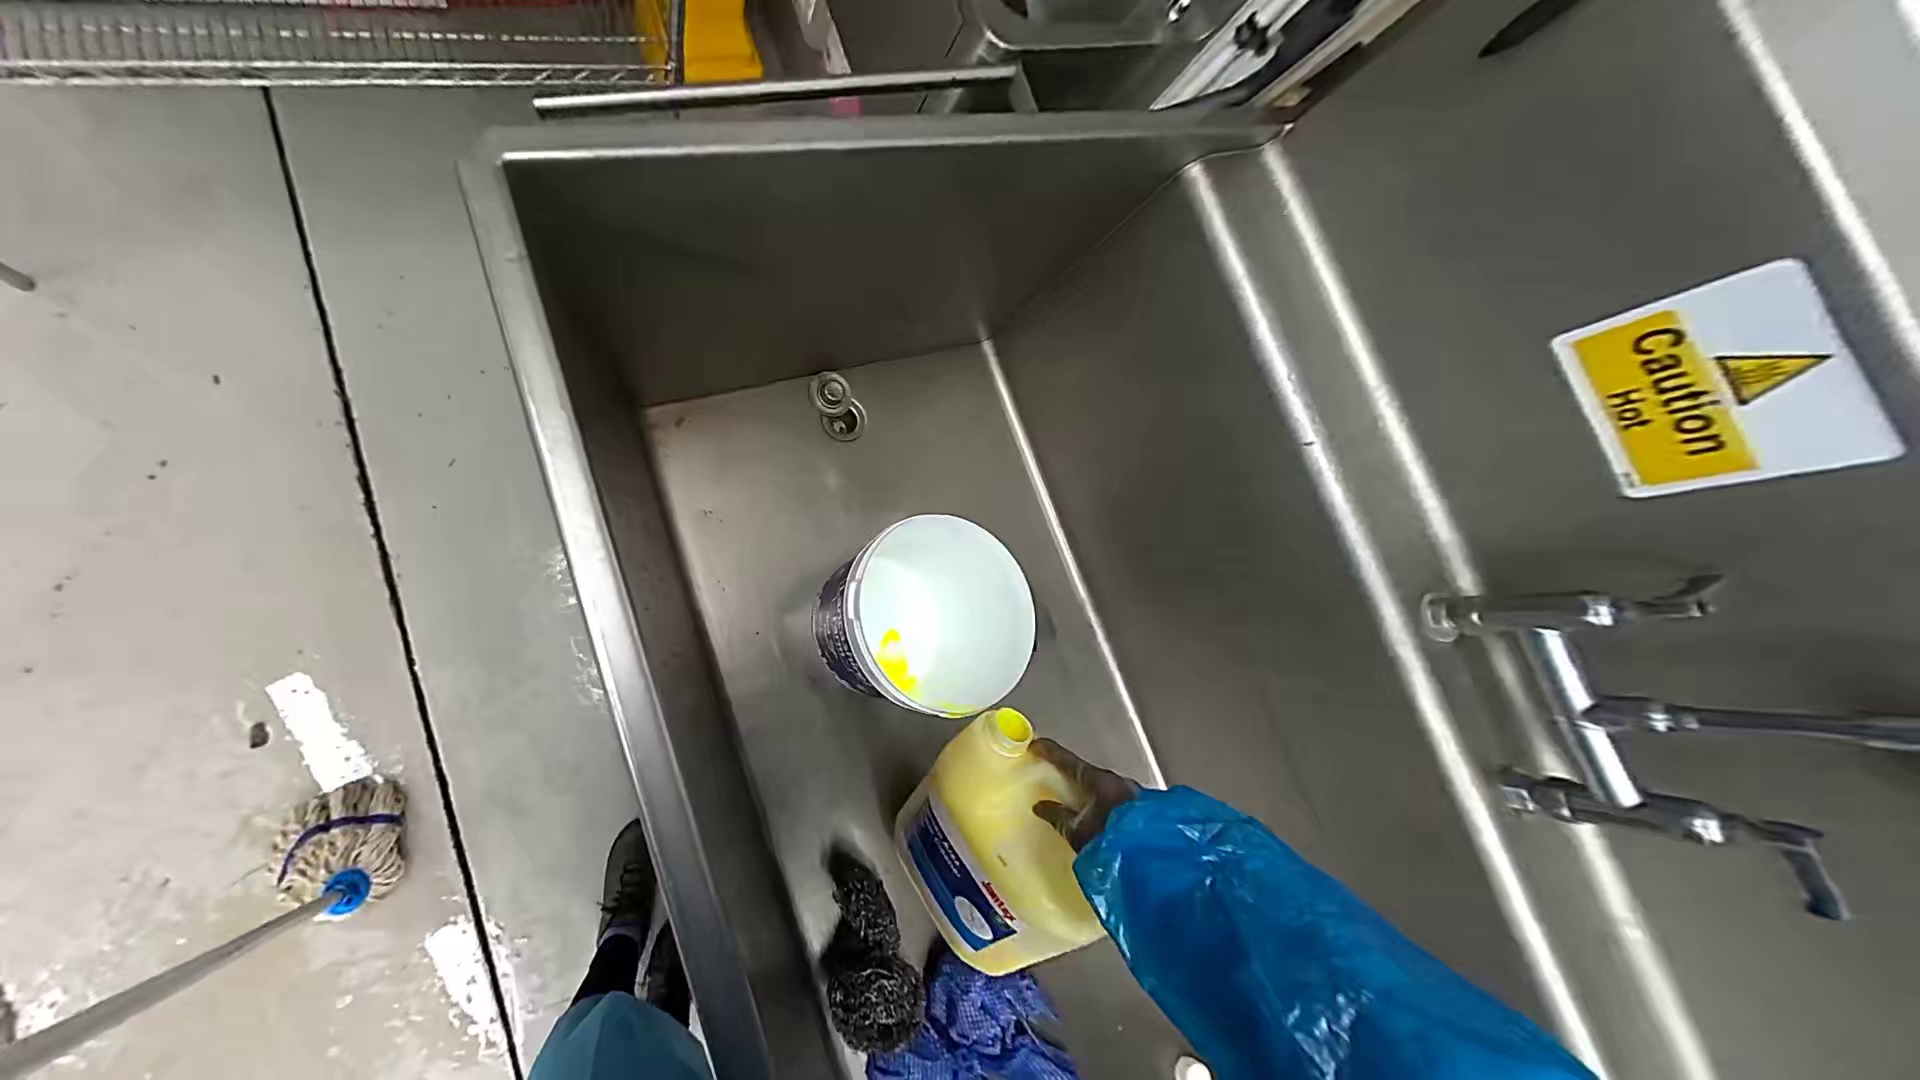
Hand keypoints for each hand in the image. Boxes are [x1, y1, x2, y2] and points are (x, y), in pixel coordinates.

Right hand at [1030, 737, 1141, 851]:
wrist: (1157, 864)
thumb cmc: (1115, 845)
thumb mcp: (1080, 834)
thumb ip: (1058, 817)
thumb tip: (1041, 807)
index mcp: (1098, 780)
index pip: (1067, 760)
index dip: (1049, 752)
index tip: (1035, 745)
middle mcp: (1117, 780)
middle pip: (1086, 771)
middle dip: (1069, 771)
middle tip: (1051, 772)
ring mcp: (1133, 791)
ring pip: (1103, 784)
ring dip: (1087, 787)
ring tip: (1073, 797)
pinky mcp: (1143, 807)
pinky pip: (1115, 796)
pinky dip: (1102, 799)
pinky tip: (1097, 812)